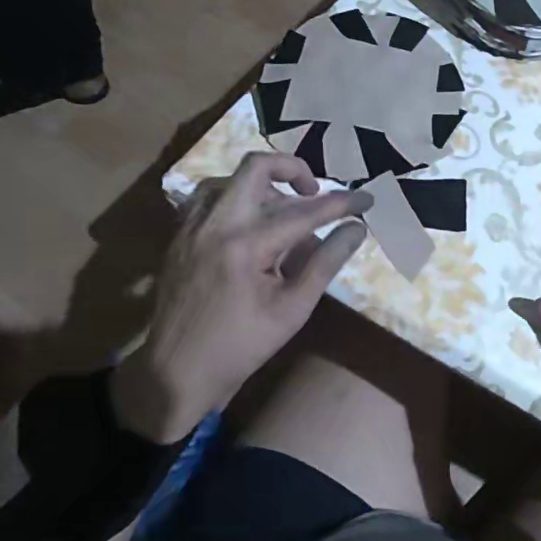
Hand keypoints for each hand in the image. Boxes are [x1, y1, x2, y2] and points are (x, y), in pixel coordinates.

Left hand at [110, 152, 371, 442]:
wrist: (173, 374)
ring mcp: (192, 226)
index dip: (341, 203)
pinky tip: (249, 224)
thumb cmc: (240, 347)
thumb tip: (357, 228)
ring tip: (283, 214)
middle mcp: (215, 224)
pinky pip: (209, 197)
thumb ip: (326, 262)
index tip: (367, 199)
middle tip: (314, 193)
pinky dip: (235, 199)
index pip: (304, 212)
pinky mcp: (179, 234)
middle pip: (257, 166)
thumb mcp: (292, 310)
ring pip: (231, 178)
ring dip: (263, 186)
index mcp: (245, 245)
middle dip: (293, 170)